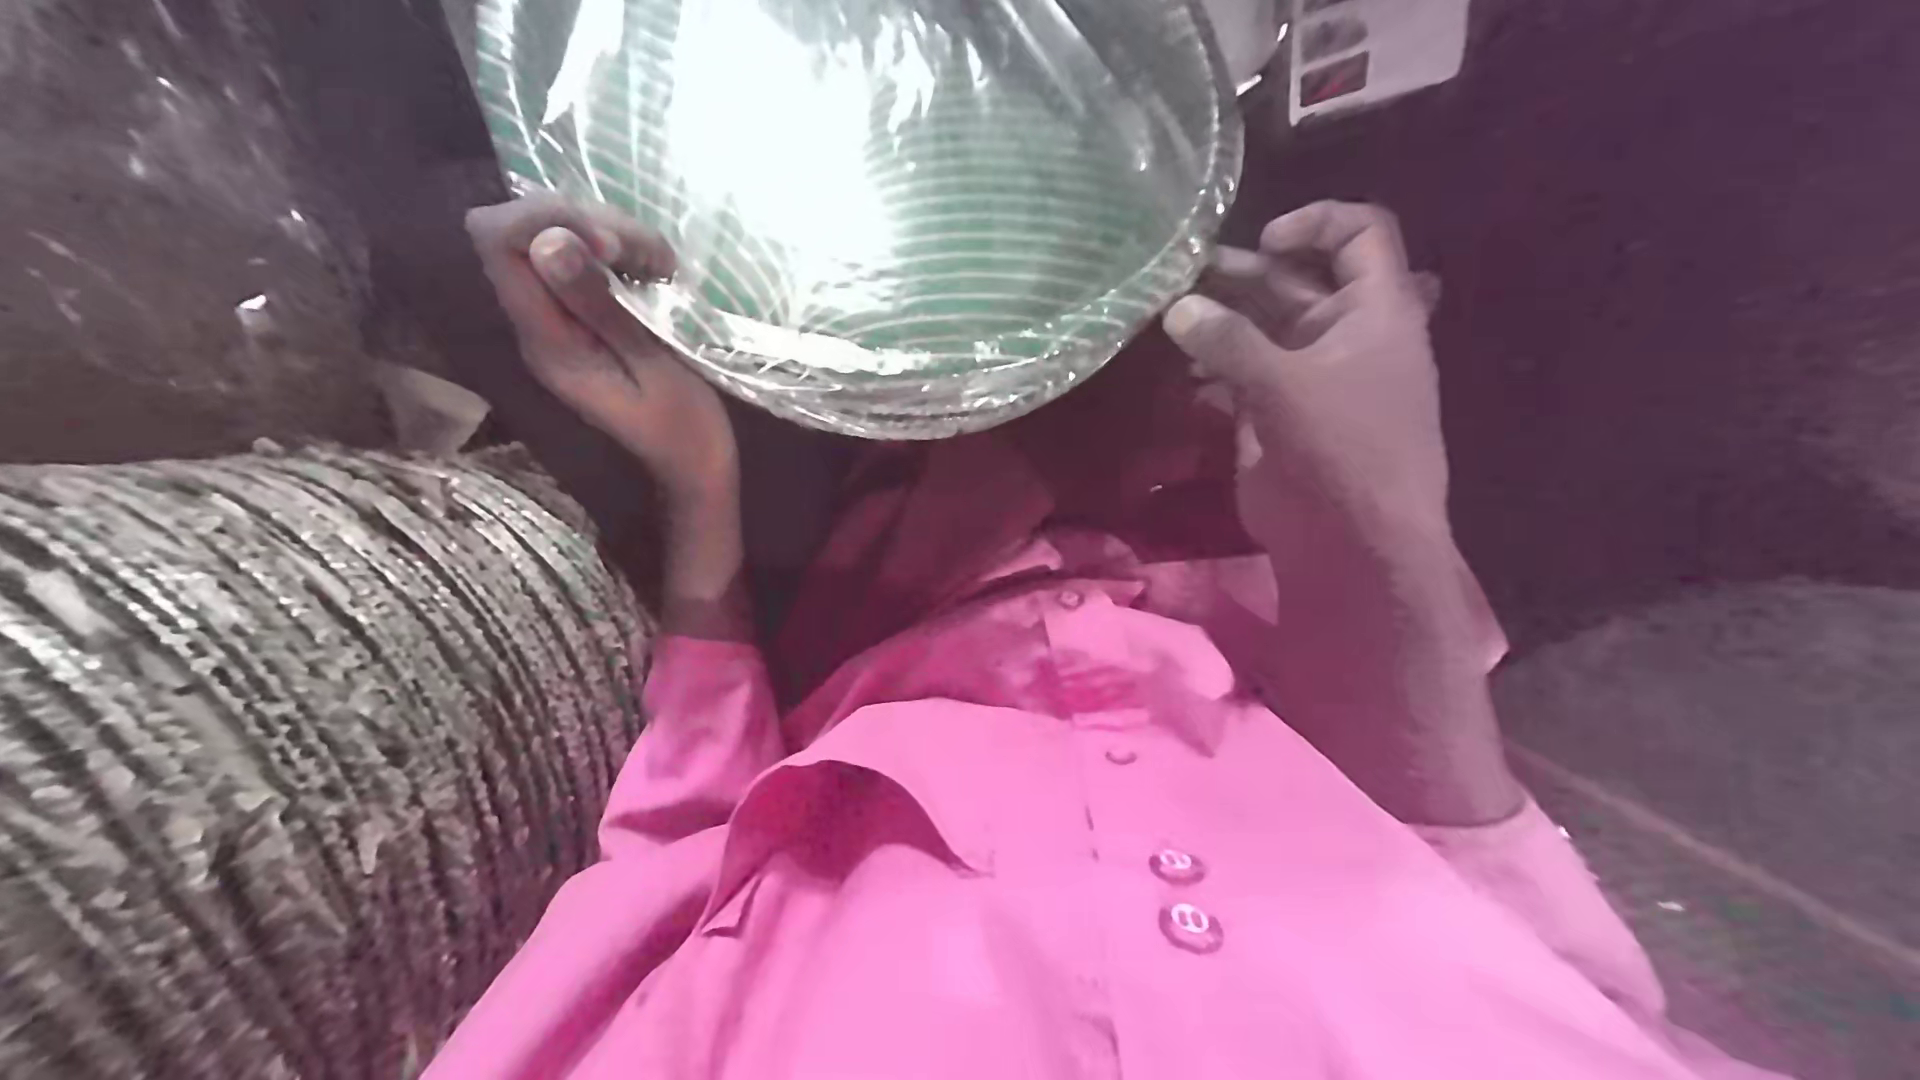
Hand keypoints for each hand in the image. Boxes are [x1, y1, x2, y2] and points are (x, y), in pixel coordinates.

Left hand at [467, 196, 747, 639]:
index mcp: (547, 343)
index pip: (498, 245)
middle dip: (584, 222)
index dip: (545, 221)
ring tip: (665, 265)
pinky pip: (582, 262)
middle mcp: (539, 326)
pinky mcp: (586, 322)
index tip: (611, 245)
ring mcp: (561, 323)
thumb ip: (603, 311)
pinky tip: (658, 271)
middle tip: (652, 254)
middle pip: (519, 233)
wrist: (695, 467)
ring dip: (609, 234)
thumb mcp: (655, 371)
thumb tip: (550, 243)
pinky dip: (620, 252)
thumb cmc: (686, 429)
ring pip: (553, 239)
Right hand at [1165, 200, 1447, 560]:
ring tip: (1171, 318)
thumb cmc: (1342, 449)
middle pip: (1294, 284)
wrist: (1350, 539)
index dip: (1316, 224)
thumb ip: (1230, 342)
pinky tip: (1181, 371)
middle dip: (1243, 277)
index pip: (1361, 235)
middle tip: (1185, 277)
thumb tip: (1178, 308)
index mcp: (1376, 311)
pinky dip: (1213, 369)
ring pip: (1261, 332)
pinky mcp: (1275, 414)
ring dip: (1220, 323)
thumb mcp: (1287, 384)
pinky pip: (1241, 376)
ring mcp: (1307, 377)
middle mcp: (1343, 336)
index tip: (1262, 243)